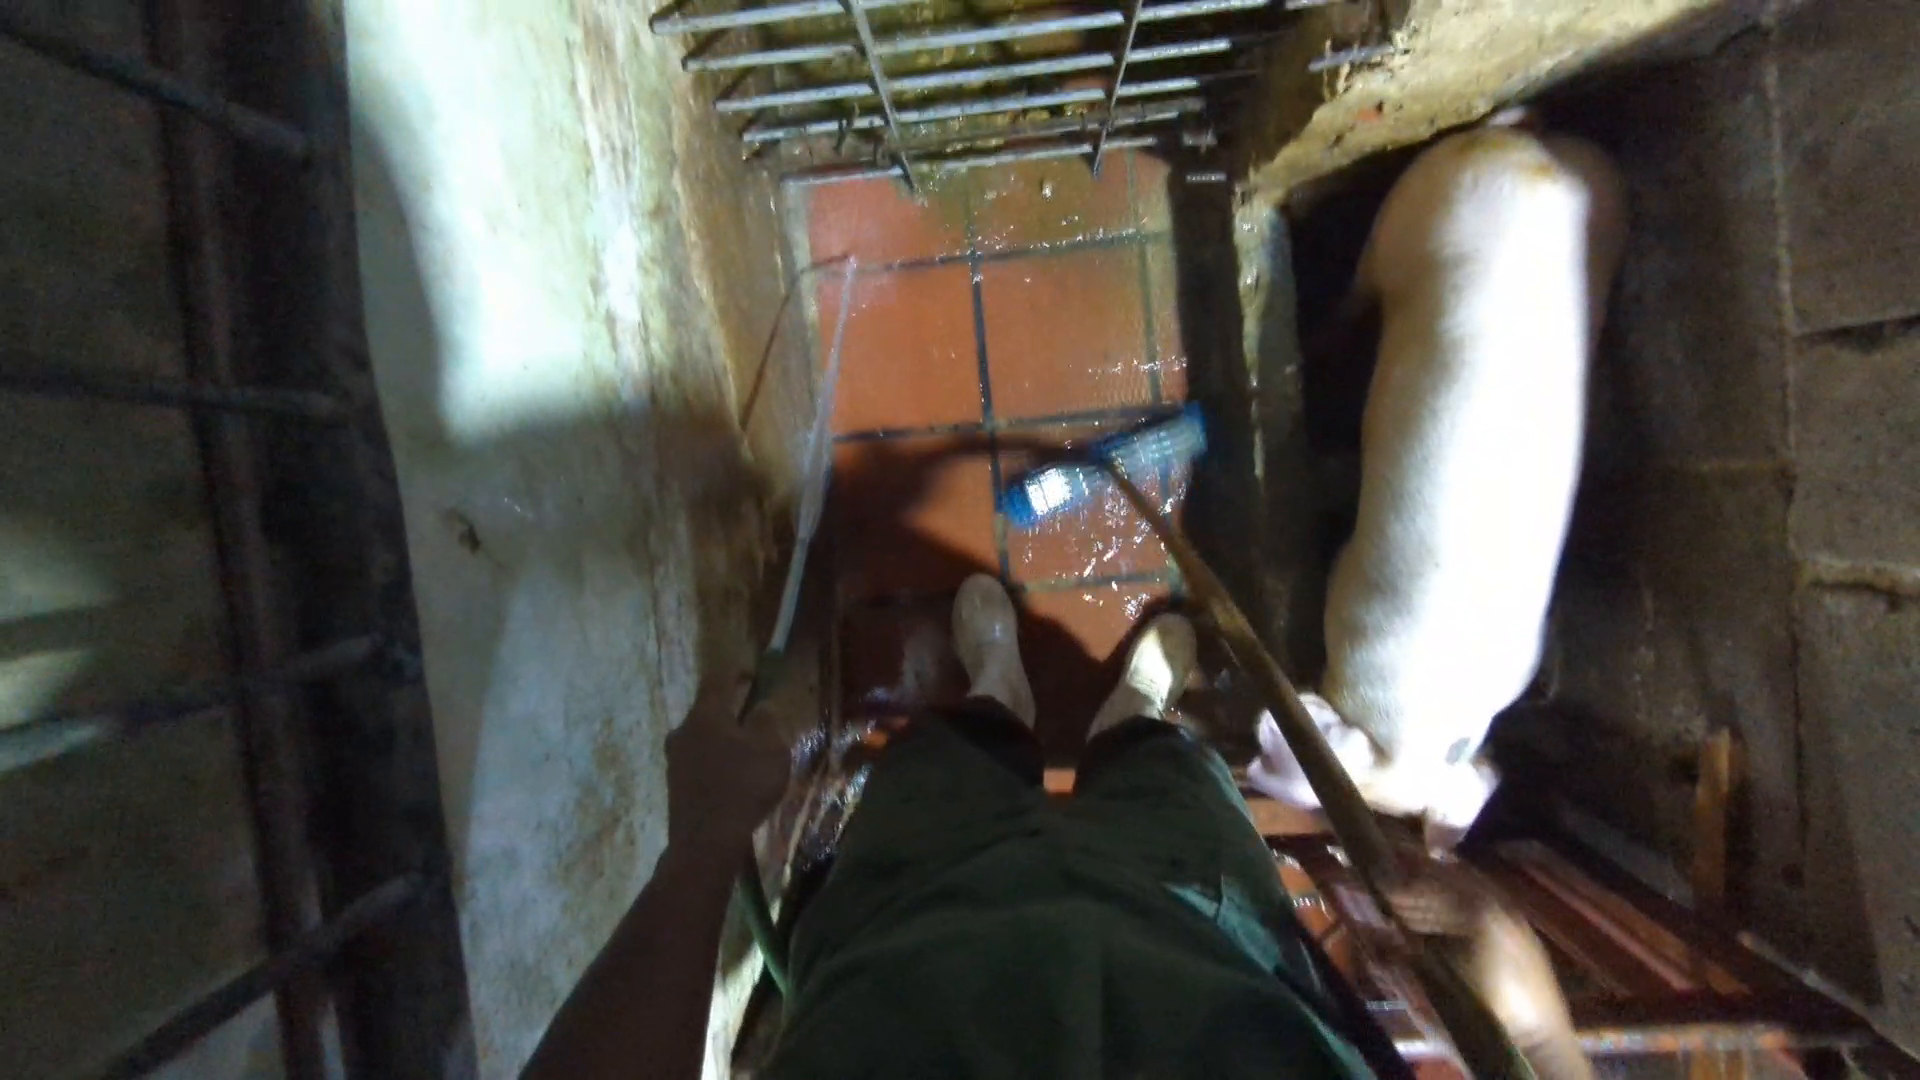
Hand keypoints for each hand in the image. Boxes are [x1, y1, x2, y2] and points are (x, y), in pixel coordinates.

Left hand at [666, 674, 791, 853]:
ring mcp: (675, 760)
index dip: (737, 673)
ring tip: (750, 752)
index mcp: (705, 714)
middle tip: (757, 717)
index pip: (717, 679)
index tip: (754, 674)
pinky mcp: (676, 785)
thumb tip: (761, 705)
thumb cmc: (743, 785)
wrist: (706, 843)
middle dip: (732, 710)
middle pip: (709, 710)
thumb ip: (766, 720)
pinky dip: (719, 760)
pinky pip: (701, 761)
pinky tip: (736, 777)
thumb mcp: (770, 748)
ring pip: (704, 737)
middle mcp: (683, 731)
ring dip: (725, 738)